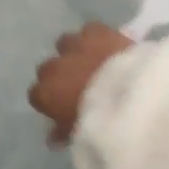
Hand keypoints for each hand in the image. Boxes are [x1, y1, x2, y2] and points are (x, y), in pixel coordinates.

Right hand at [28, 23, 133, 147]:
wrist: (133, 95)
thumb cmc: (101, 121)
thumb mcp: (81, 133)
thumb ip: (63, 132)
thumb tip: (52, 138)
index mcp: (45, 93)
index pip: (36, 95)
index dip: (49, 100)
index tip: (61, 106)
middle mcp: (54, 67)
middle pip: (48, 68)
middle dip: (60, 75)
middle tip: (78, 85)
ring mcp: (75, 46)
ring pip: (66, 43)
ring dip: (75, 52)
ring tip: (92, 61)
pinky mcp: (98, 32)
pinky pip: (90, 30)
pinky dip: (96, 37)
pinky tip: (107, 46)